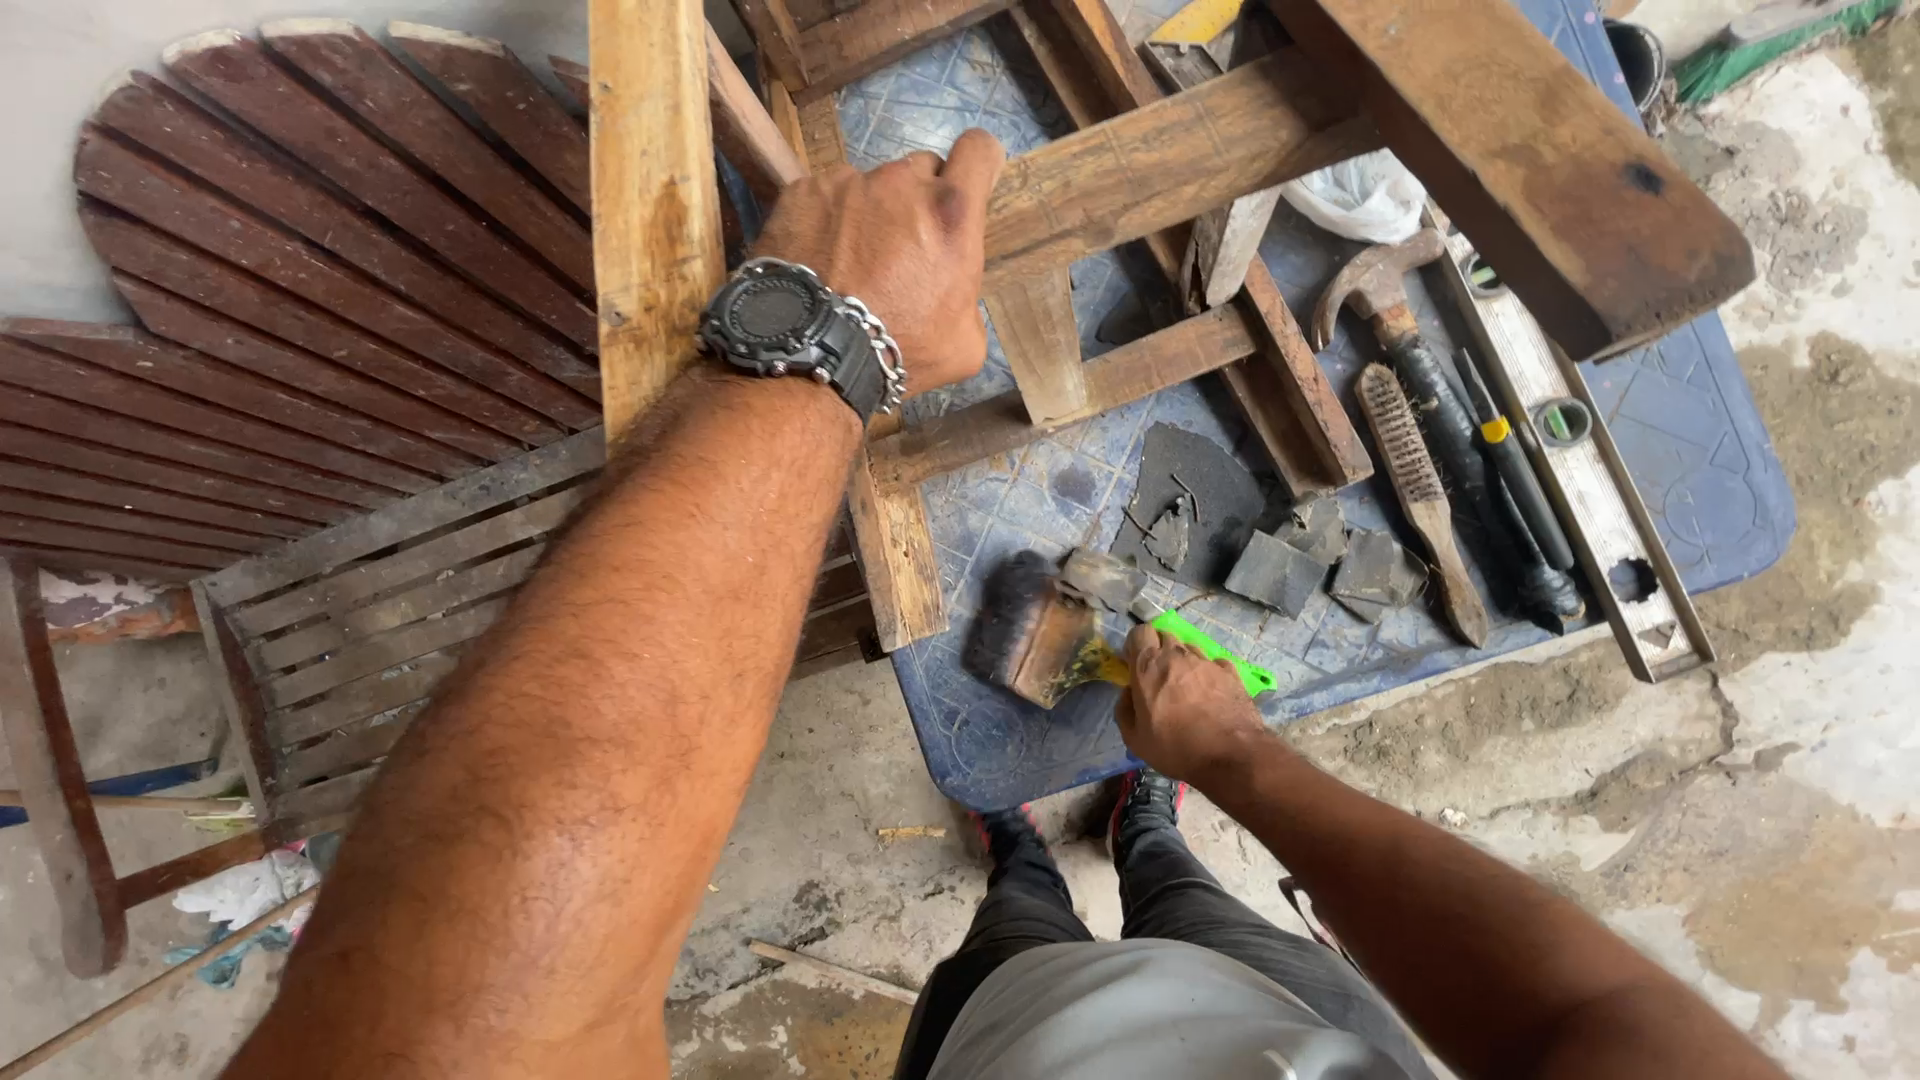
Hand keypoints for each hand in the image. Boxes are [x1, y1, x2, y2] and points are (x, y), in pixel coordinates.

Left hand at [753, 130, 1005, 394]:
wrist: (814, 354)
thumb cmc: (900, 353)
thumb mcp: (964, 345)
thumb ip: (968, 301)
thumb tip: (953, 294)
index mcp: (951, 214)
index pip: (979, 150)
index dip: (978, 164)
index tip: (969, 185)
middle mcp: (900, 184)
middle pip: (921, 171)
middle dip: (918, 202)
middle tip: (903, 250)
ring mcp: (847, 182)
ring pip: (869, 186)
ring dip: (868, 215)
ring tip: (851, 265)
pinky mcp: (801, 192)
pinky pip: (823, 199)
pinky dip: (825, 223)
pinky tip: (819, 262)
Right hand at [1116, 625, 1277, 782]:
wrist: (1231, 756)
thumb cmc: (1176, 748)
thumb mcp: (1135, 739)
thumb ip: (1124, 710)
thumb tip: (1129, 693)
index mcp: (1148, 666)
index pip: (1140, 632)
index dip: (1136, 645)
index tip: (1135, 663)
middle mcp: (1177, 656)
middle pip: (1164, 636)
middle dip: (1159, 650)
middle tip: (1159, 677)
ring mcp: (1206, 662)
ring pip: (1189, 648)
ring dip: (1183, 661)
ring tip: (1187, 687)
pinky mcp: (1230, 672)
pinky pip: (1214, 663)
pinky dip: (1208, 672)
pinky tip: (1211, 692)